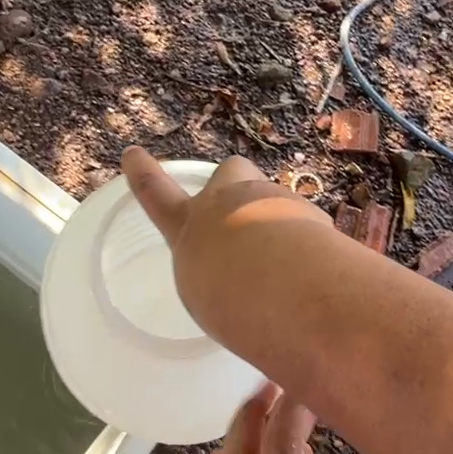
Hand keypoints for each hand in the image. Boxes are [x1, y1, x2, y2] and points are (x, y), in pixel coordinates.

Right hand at [119, 147, 329, 331]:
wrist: (277, 280)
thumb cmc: (228, 299)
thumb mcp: (206, 296)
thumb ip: (214, 280)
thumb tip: (237, 285)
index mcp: (188, 228)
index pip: (157, 195)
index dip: (144, 174)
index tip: (133, 154)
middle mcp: (225, 204)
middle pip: (230, 172)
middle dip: (238, 184)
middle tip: (245, 216)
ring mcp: (267, 199)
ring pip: (274, 200)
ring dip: (279, 223)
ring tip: (290, 268)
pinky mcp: (307, 209)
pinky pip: (308, 224)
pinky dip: (312, 244)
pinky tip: (320, 273)